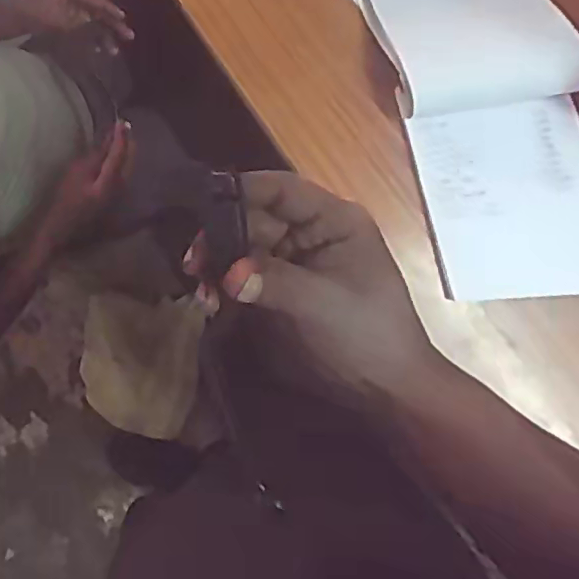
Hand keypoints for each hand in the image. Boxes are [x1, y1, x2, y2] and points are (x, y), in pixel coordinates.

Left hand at [1, 0, 133, 45]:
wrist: (0, 21)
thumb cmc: (27, 15)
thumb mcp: (57, 21)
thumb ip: (81, 26)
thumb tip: (102, 31)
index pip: (98, 2)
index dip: (113, 13)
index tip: (125, 22)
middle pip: (96, 13)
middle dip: (111, 27)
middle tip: (127, 39)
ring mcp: (62, 11)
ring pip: (88, 24)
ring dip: (101, 37)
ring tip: (113, 51)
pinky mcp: (55, 24)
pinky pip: (78, 32)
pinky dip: (88, 41)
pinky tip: (96, 51)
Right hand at [38, 120, 133, 247]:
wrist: (61, 233)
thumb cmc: (63, 203)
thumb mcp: (75, 174)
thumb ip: (95, 157)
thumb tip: (109, 141)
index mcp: (111, 182)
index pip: (120, 153)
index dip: (121, 136)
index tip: (122, 120)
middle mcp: (121, 189)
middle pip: (130, 162)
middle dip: (127, 144)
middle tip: (123, 128)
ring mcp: (120, 197)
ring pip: (128, 169)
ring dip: (125, 154)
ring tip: (120, 140)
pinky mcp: (115, 202)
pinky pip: (123, 177)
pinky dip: (121, 164)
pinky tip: (114, 160)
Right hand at [187, 171, 437, 398]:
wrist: (385, 388)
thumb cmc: (368, 334)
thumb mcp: (322, 303)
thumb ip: (274, 282)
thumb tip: (227, 274)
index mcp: (333, 220)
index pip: (283, 190)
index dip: (244, 191)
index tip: (203, 204)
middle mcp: (309, 232)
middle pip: (255, 218)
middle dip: (222, 236)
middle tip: (193, 262)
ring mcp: (293, 260)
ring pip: (244, 247)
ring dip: (218, 263)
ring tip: (200, 287)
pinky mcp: (279, 286)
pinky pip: (244, 275)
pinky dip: (224, 284)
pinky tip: (209, 300)